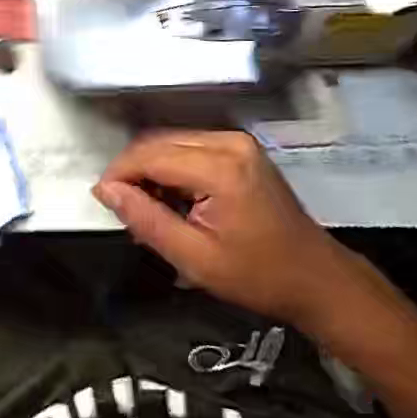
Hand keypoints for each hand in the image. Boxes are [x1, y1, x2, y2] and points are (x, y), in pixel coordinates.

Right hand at [93, 131, 361, 325]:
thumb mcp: (194, 259)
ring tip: (147, 206)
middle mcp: (228, 142)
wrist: (314, 276)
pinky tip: (173, 197)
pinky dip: (173, 166)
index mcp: (220, 167)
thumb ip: (146, 220)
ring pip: (174, 141)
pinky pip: (192, 146)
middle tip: (122, 206)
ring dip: (152, 167)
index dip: (120, 173)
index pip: (152, 154)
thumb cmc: (257, 275)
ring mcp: (238, 141)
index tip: (102, 197)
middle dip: (134, 169)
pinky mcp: (241, 147)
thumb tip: (107, 191)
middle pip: (161, 141)